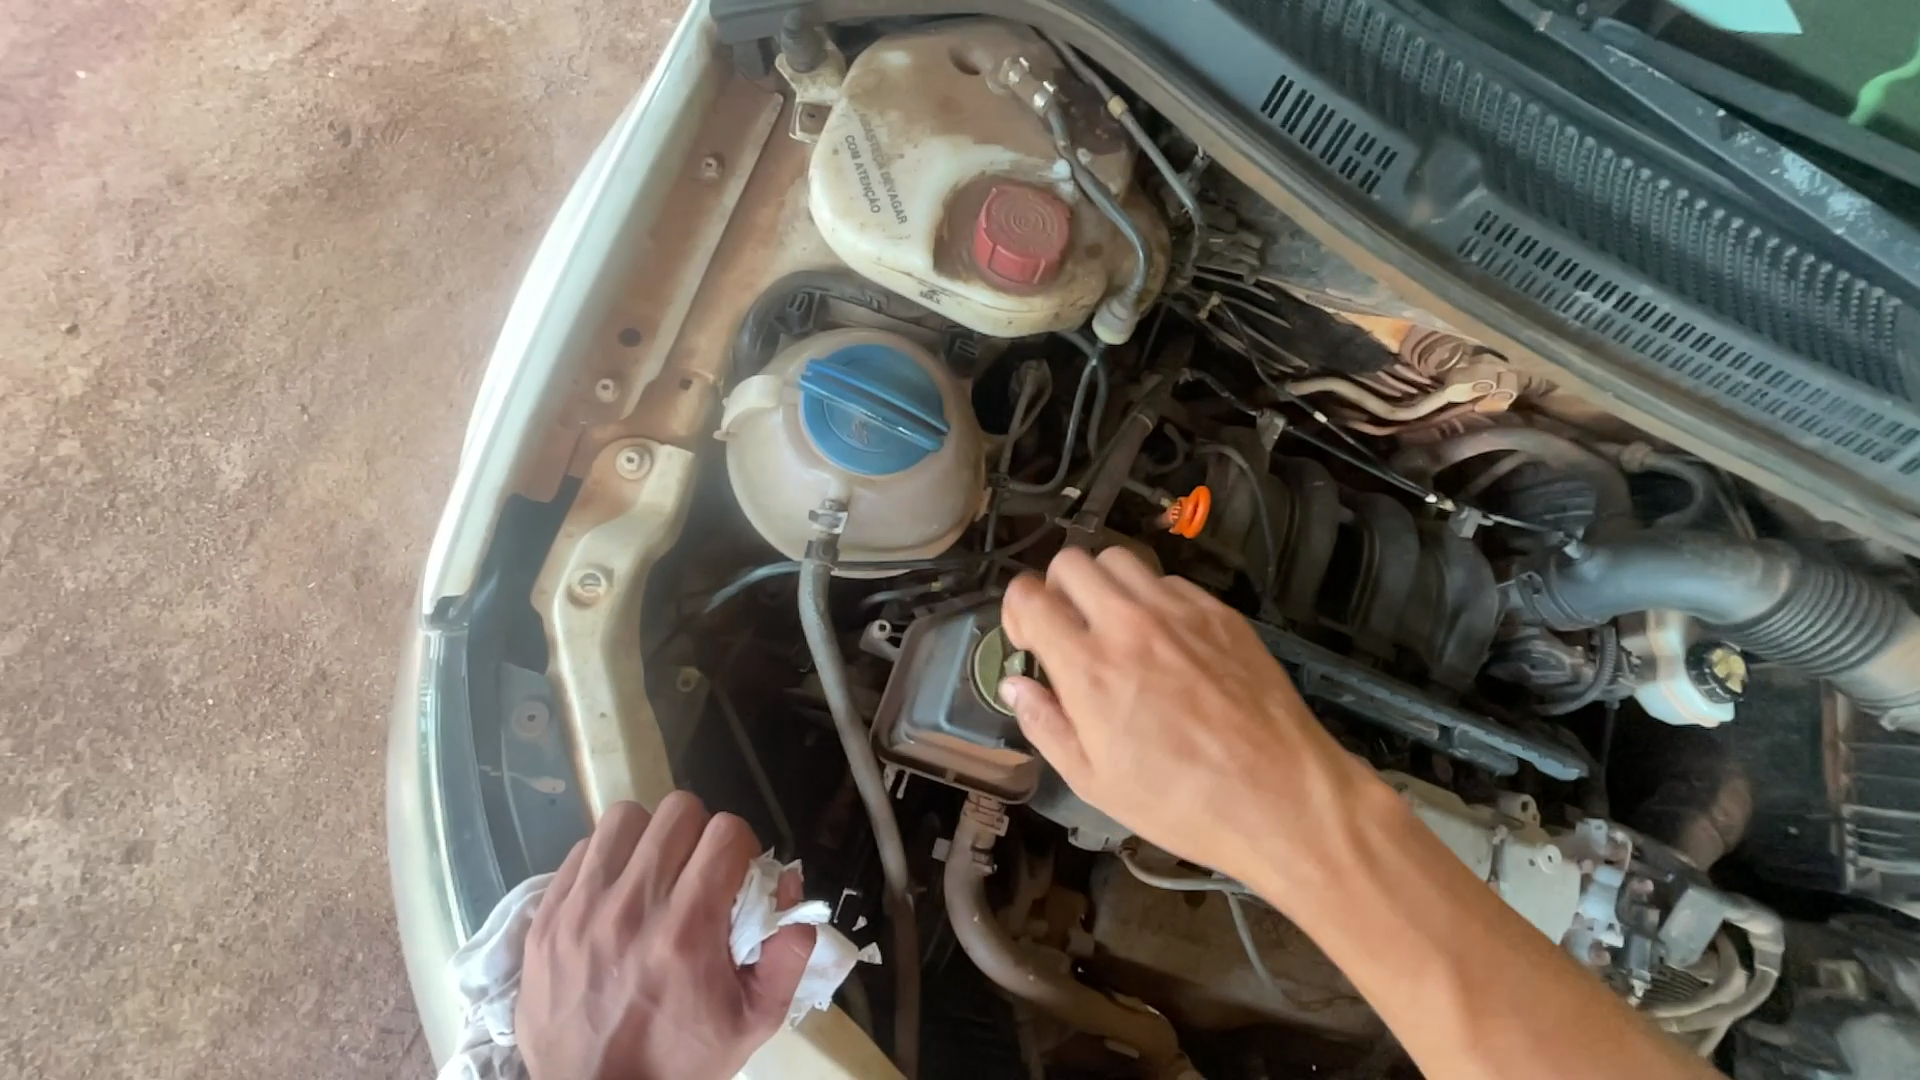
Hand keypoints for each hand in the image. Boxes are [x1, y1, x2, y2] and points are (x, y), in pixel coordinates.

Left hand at [516, 793, 814, 1079]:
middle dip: (699, 834)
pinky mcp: (545, 918)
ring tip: (655, 873)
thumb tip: (791, 886)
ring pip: (626, 818)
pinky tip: (616, 893)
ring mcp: (580, 910)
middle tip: (698, 871)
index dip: (741, 846)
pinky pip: (582, 850)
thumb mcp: (756, 1020)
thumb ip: (789, 952)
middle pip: (679, 810)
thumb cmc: (681, 1061)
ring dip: (650, 838)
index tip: (736, 875)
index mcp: (686, 931)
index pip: (726, 832)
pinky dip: (607, 861)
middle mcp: (632, 909)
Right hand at [999, 546, 1386, 892]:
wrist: (1283, 798)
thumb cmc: (1181, 802)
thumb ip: (1045, 724)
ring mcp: (1178, 611)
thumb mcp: (1094, 782)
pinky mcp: (1219, 612)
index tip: (1029, 638)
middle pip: (1070, 562)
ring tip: (1114, 624)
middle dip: (1056, 589)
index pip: (1028, 595)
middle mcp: (1128, 623)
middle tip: (1069, 628)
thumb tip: (1015, 684)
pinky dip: (1151, 597)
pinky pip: (1168, 580)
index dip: (1017, 610)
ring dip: (1103, 584)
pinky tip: (1165, 637)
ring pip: (1119, 559)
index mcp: (1088, 666)